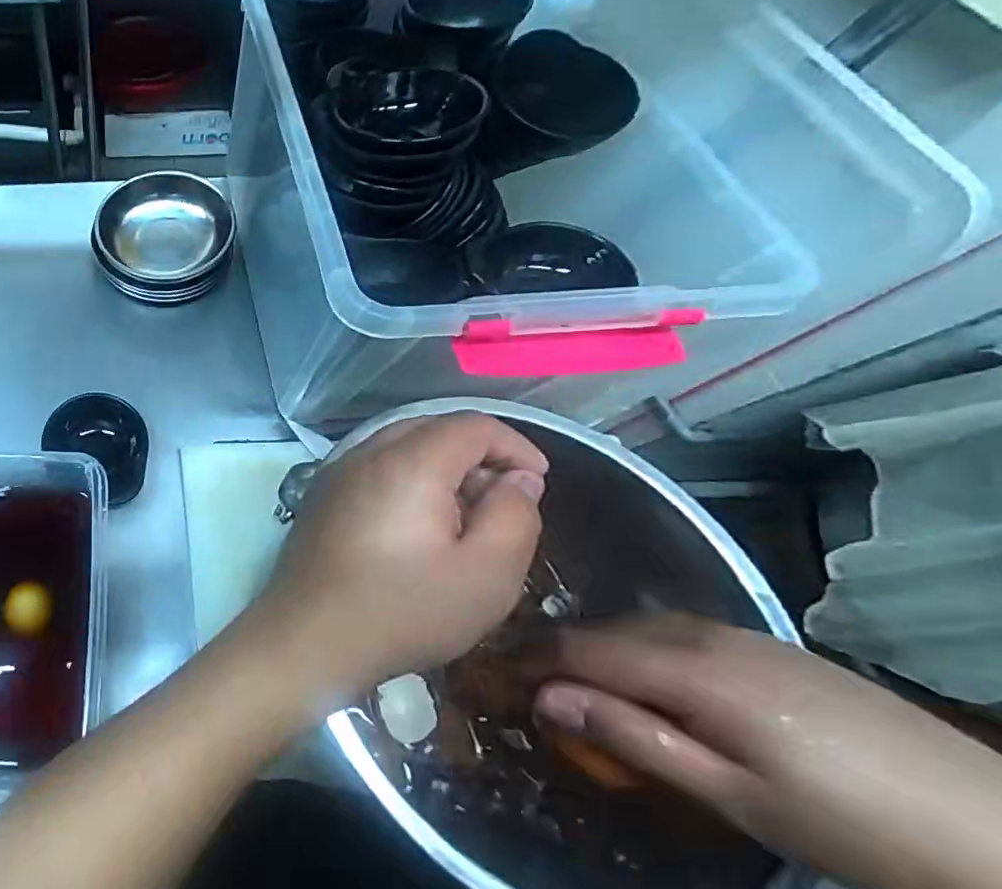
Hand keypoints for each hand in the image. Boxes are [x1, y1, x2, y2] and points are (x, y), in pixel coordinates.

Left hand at [238, 412, 547, 710]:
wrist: (309, 634)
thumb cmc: (404, 609)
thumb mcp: (487, 574)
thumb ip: (514, 516)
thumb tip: (518, 479)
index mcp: (407, 462)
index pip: (471, 424)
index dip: (514, 445)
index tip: (537, 483)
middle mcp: (364, 453)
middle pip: (431, 427)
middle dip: (476, 453)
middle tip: (501, 502)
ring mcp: (335, 471)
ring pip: (398, 443)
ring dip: (439, 465)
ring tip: (461, 517)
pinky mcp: (320, 494)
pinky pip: (372, 465)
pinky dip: (404, 477)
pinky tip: (415, 524)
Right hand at [535, 615, 1001, 888]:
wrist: (1000, 827)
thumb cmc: (850, 824)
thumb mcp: (733, 796)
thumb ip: (633, 738)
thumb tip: (547, 700)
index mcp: (690, 670)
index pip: (579, 647)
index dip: (532, 660)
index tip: (501, 679)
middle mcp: (705, 635)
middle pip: (604, 629)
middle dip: (562, 655)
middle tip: (542, 693)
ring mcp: (742, 634)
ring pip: (639, 625)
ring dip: (602, 650)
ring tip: (592, 690)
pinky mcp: (770, 644)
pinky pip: (679, 631)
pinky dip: (644, 649)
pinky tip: (658, 684)